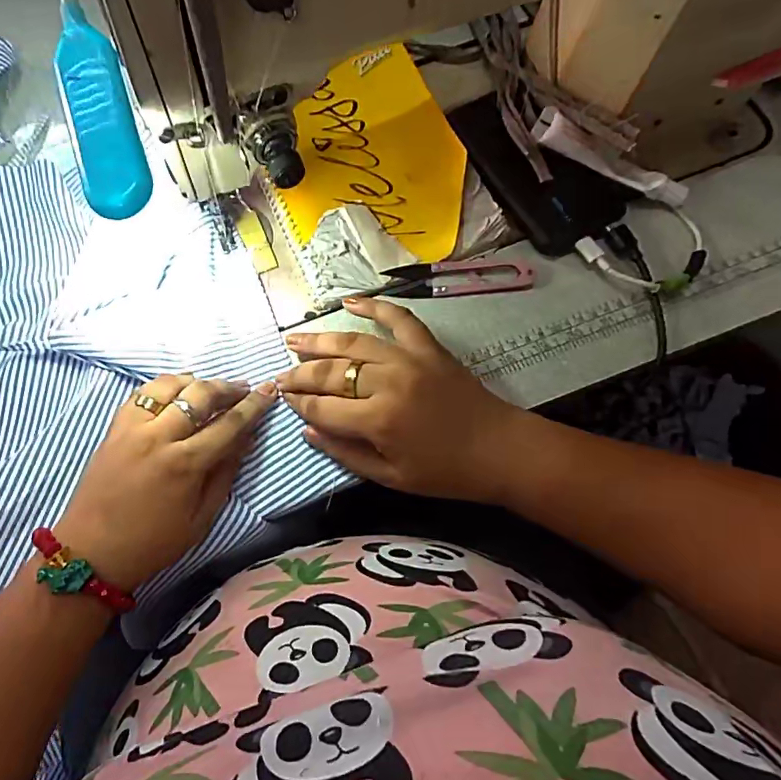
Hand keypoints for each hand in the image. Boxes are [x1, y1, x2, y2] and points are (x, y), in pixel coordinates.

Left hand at [53, 375, 277, 590]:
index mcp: (185, 463)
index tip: (269, 391)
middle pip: (201, 395)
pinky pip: (142, 394)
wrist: (92, 551)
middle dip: (228, 387)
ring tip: (210, 388)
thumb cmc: (154, 542)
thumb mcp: (201, 517)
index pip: (229, 423)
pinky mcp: (114, 428)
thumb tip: (247, 439)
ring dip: (195, 382)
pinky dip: (164, 387)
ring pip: (169, 385)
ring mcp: (133, 428)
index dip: (253, 405)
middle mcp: (159, 437)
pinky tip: (176, 393)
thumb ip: (225, 473)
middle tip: (244, 388)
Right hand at [280, 297, 531, 502]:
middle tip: (279, 375)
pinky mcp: (429, 348)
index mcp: (378, 420)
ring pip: (354, 343)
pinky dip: (375, 307)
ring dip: (320, 341)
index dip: (299, 403)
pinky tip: (350, 302)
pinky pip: (398, 319)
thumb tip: (308, 430)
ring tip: (294, 340)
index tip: (282, 399)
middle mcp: (388, 382)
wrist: (500, 450)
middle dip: (300, 374)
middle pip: (331, 372)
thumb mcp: (390, 477)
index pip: (323, 407)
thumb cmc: (445, 473)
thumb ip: (345, 453)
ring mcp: (410, 359)